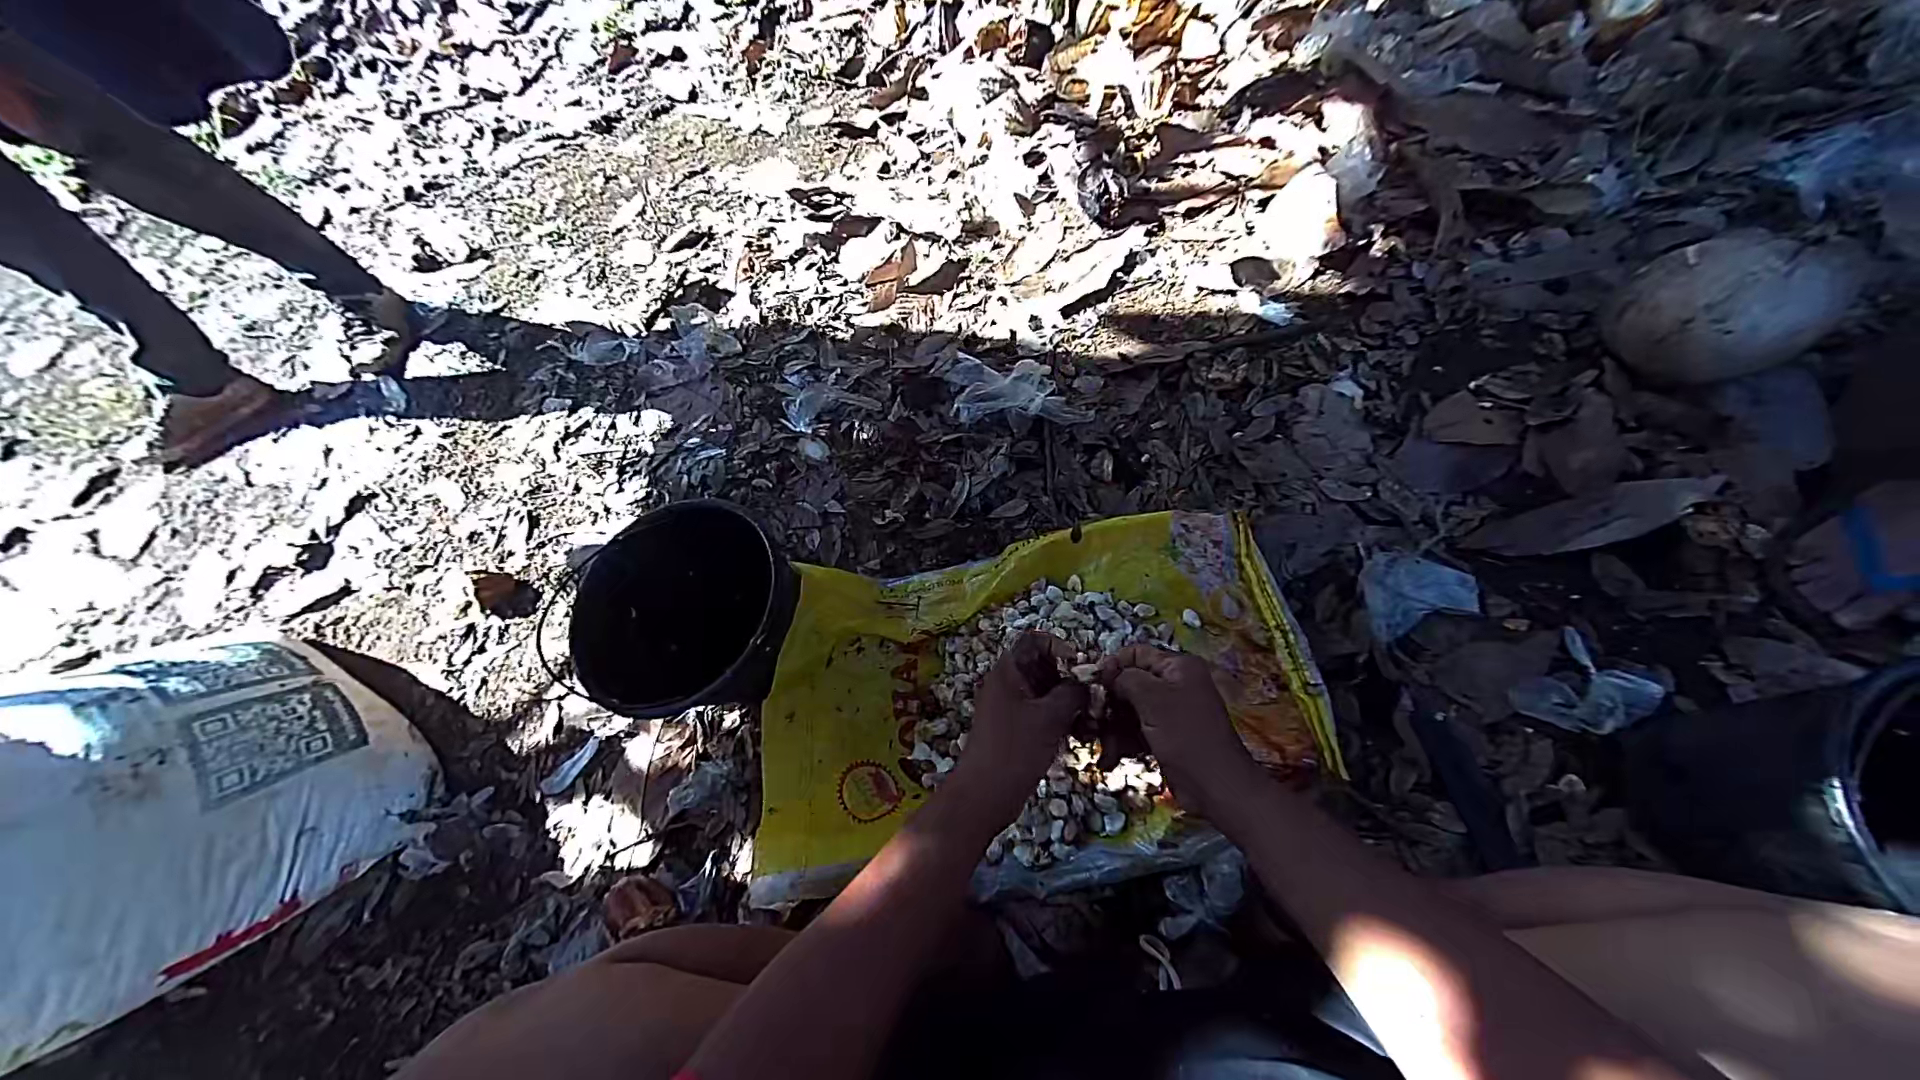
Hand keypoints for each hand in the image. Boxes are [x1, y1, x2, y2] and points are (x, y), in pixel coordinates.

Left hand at [948, 632, 1085, 823]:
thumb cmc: (1015, 749)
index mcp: (1007, 671)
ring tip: (1089, 718)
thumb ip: (1072, 692)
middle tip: (1091, 696)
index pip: (1034, 640)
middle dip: (1069, 677)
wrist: (985, 795)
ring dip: (1068, 701)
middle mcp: (1007, 684)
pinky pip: (1042, 713)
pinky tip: (1079, 735)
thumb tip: (1087, 684)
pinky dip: (1060, 719)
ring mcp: (1010, 707)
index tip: (1080, 667)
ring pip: (1044, 691)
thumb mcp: (1050, 717)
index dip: (1060, 646)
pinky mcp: (1016, 729)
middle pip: (1042, 665)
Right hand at [1098, 646, 1263, 820]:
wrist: (1215, 786)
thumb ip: (1126, 678)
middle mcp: (1174, 685)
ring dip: (1113, 726)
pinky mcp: (1165, 736)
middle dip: (1109, 702)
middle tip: (1092, 720)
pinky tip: (1112, 757)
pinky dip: (1124, 741)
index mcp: (1177, 667)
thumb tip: (1107, 676)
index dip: (1112, 666)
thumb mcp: (1153, 698)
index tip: (1093, 685)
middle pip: (1130, 683)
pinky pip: (1137, 729)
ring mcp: (1170, 712)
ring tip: (1104, 746)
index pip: (1135, 653)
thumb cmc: (1185, 735)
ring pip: (1130, 709)